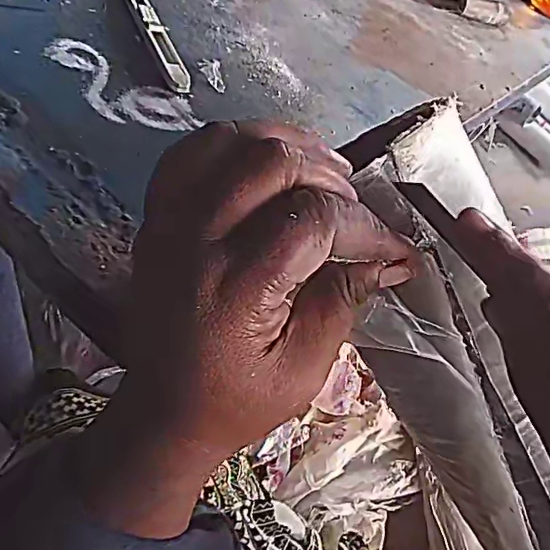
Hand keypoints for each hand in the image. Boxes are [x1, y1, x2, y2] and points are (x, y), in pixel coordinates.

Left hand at [84, 122, 415, 536]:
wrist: (162, 408)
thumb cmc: (234, 400)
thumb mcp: (303, 370)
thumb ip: (343, 302)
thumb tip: (387, 257)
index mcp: (237, 287)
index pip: (313, 219)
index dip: (366, 226)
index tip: (394, 247)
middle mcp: (196, 240)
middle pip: (272, 162)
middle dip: (330, 177)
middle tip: (353, 208)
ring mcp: (168, 220)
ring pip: (230, 140)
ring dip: (286, 145)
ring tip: (320, 174)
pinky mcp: (156, 215)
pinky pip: (192, 151)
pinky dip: (236, 144)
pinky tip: (266, 164)